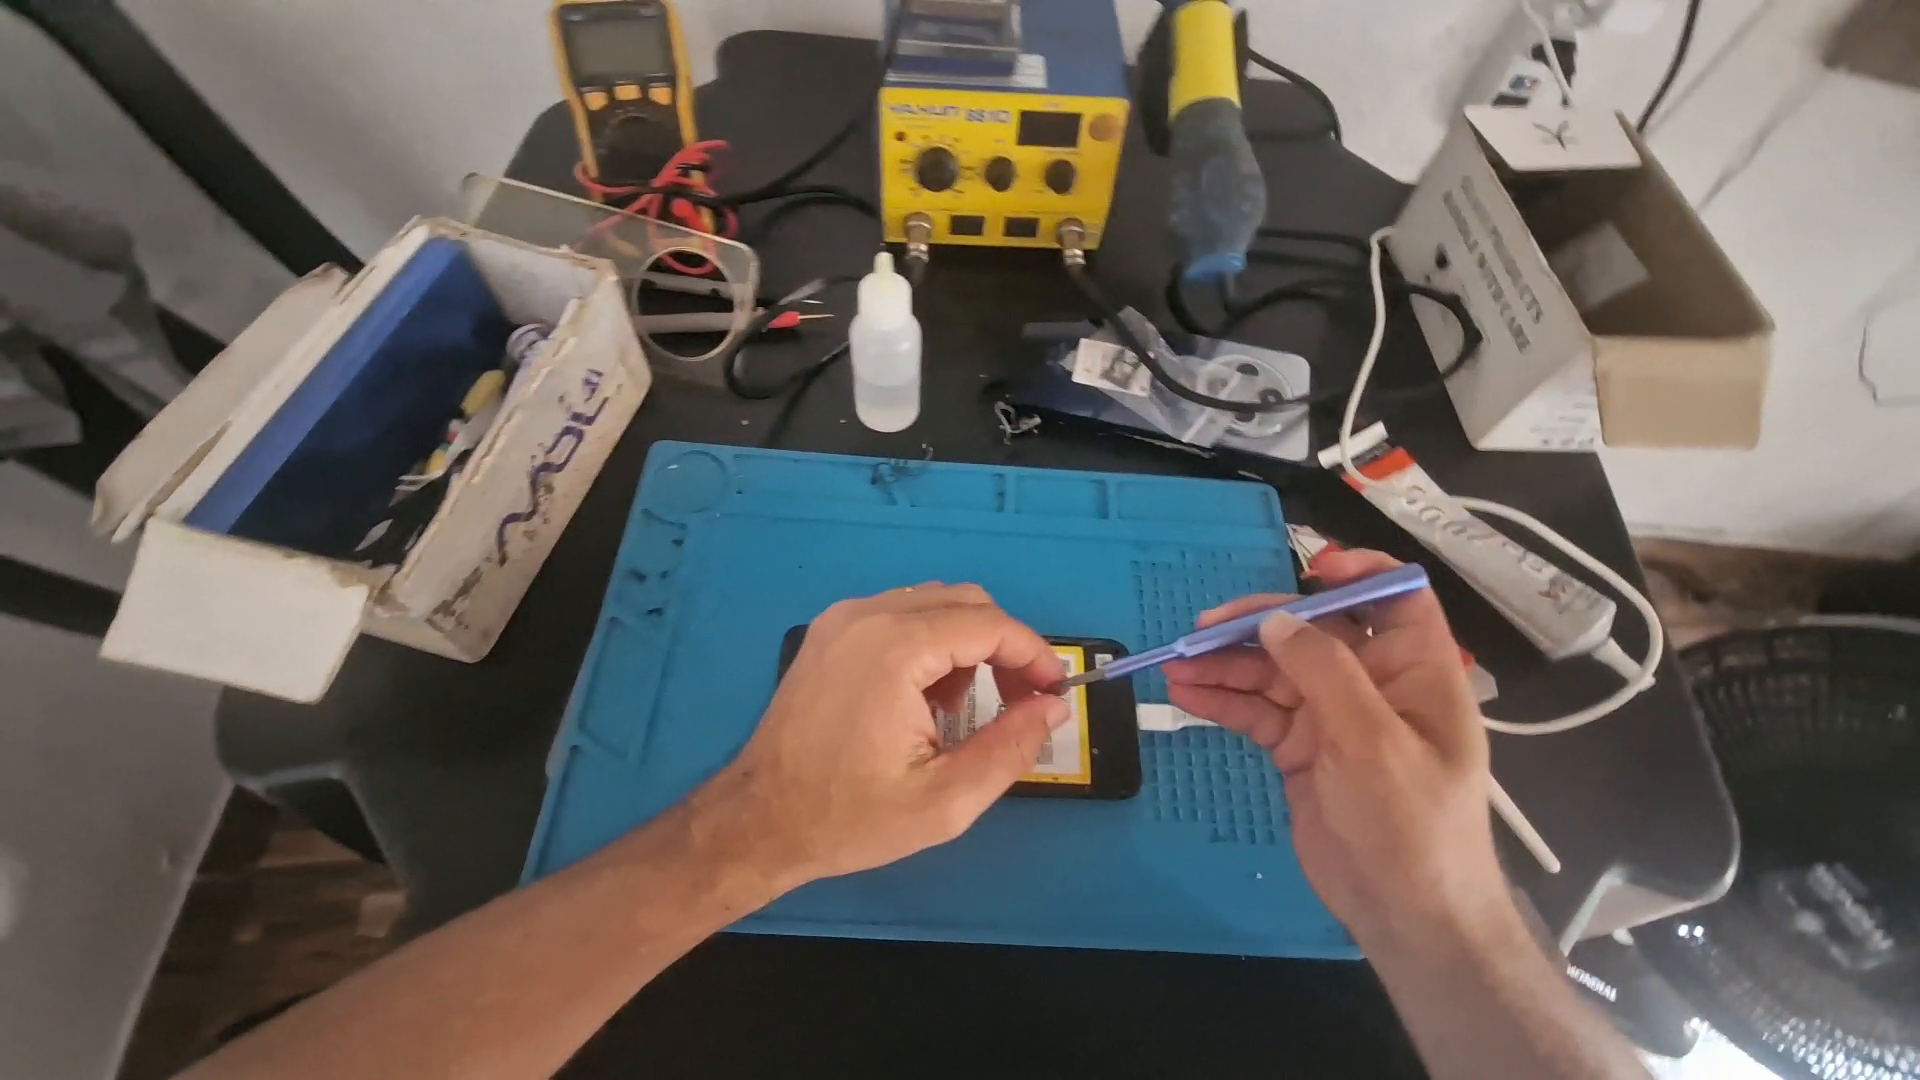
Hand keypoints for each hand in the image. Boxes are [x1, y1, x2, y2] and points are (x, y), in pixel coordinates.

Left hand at [712, 584, 1068, 888]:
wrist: (758, 821)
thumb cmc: (849, 817)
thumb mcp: (945, 800)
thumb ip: (1011, 747)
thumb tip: (1053, 707)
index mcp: (896, 648)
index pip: (990, 624)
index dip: (1034, 654)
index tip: (1055, 692)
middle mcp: (868, 615)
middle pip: (966, 601)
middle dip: (1004, 646)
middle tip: (1018, 701)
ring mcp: (843, 617)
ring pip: (934, 603)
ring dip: (967, 644)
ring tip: (962, 709)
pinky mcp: (830, 630)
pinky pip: (901, 613)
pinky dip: (930, 642)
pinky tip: (922, 697)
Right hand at [1162, 550, 1515, 949]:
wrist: (1401, 912)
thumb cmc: (1408, 822)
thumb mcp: (1371, 740)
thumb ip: (1324, 671)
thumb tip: (1276, 620)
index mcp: (1412, 671)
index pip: (1397, 599)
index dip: (1361, 573)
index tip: (1310, 569)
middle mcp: (1371, 684)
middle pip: (1310, 633)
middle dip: (1257, 627)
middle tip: (1201, 631)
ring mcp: (1331, 716)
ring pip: (1272, 672)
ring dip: (1225, 665)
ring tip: (1176, 665)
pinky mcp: (1299, 747)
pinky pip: (1256, 711)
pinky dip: (1221, 700)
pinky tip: (1185, 695)